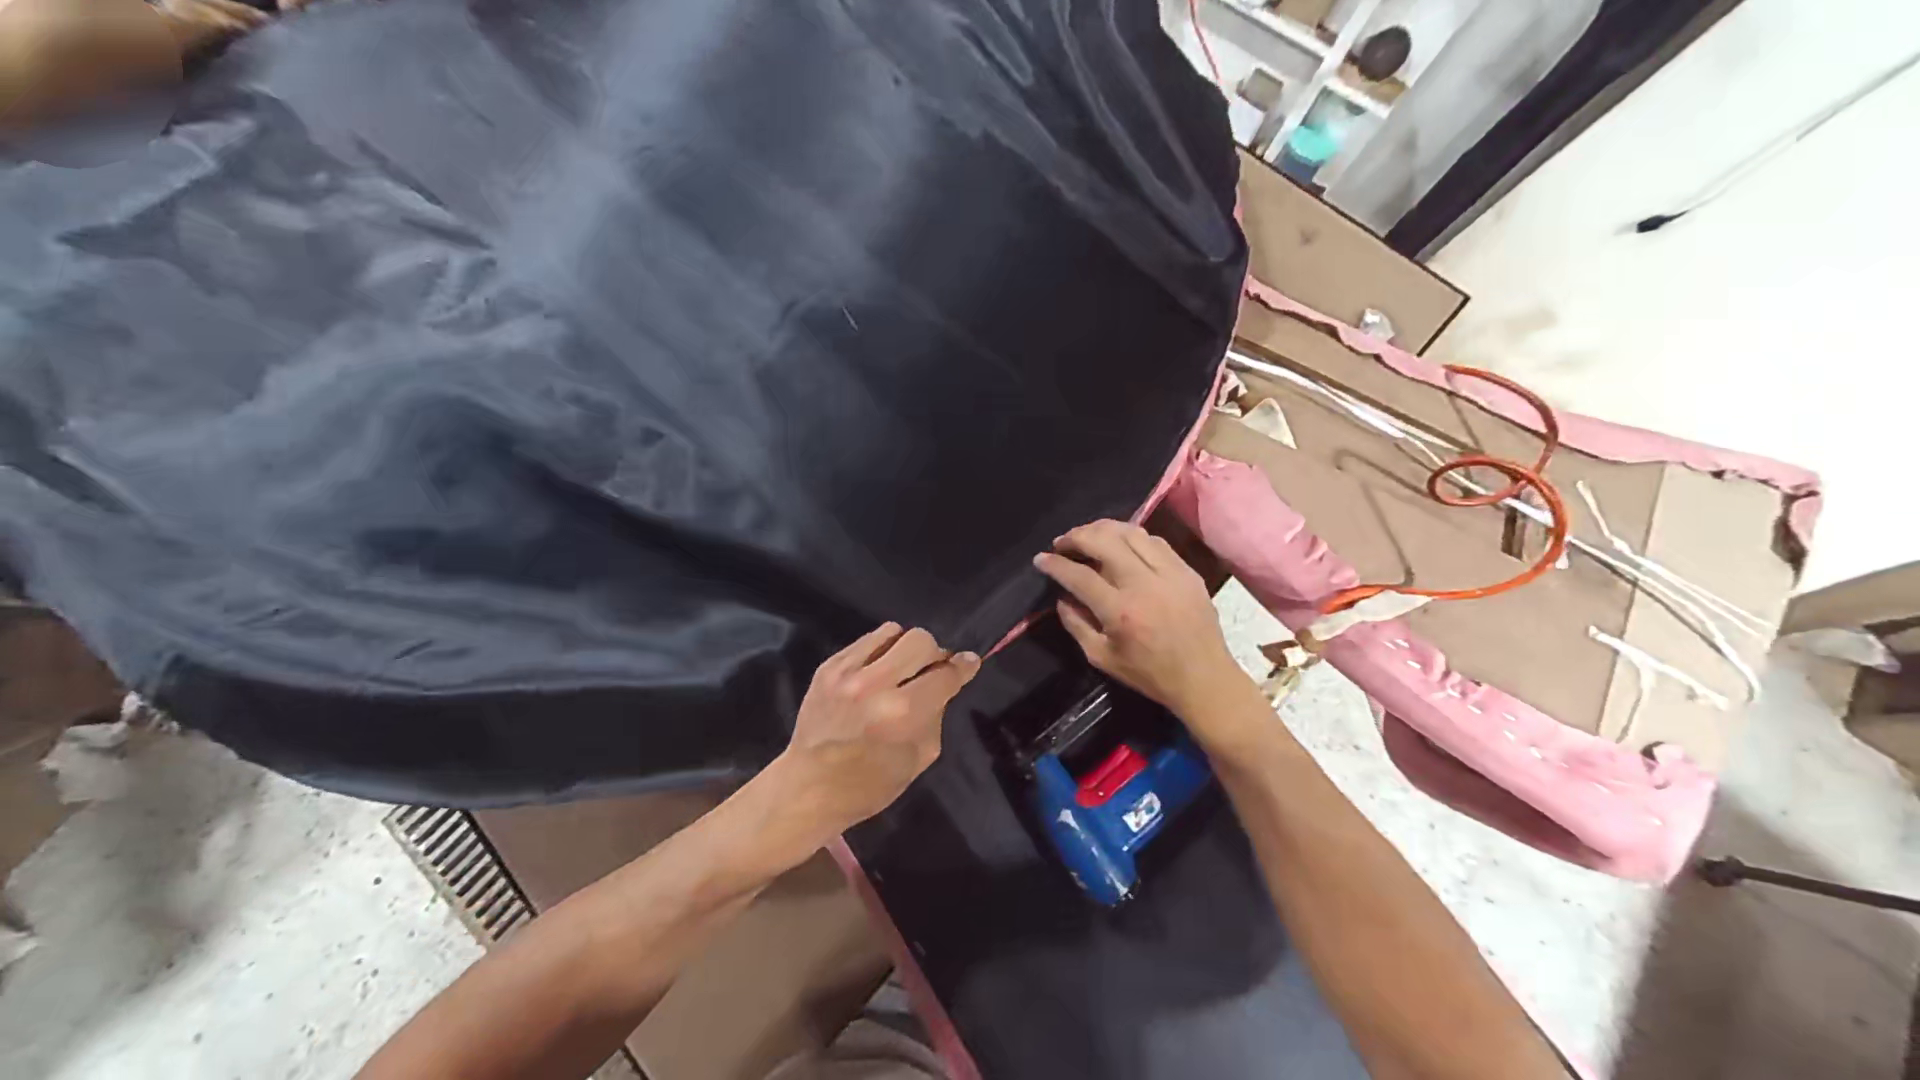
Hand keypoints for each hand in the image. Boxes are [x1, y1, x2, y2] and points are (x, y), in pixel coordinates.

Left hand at [771, 623, 980, 835]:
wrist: (808, 788)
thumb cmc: (870, 784)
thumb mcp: (920, 757)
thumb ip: (937, 713)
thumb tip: (946, 681)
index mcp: (903, 714)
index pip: (945, 674)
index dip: (964, 666)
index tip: (970, 661)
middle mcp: (875, 685)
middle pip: (921, 640)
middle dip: (934, 654)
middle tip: (930, 671)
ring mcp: (847, 672)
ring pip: (892, 631)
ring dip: (904, 648)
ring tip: (899, 669)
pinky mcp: (828, 667)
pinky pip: (866, 641)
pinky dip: (879, 652)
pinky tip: (875, 673)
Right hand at [1033, 520, 1246, 720]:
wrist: (1204, 678)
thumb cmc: (1150, 674)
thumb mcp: (1102, 659)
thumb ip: (1076, 625)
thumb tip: (1062, 598)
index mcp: (1121, 611)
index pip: (1080, 575)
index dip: (1055, 564)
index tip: (1041, 559)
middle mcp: (1144, 584)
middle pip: (1104, 541)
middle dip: (1076, 536)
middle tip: (1062, 542)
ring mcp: (1170, 573)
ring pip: (1131, 533)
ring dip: (1103, 529)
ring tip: (1088, 535)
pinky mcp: (1187, 571)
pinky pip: (1155, 541)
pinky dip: (1132, 536)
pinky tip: (1120, 543)